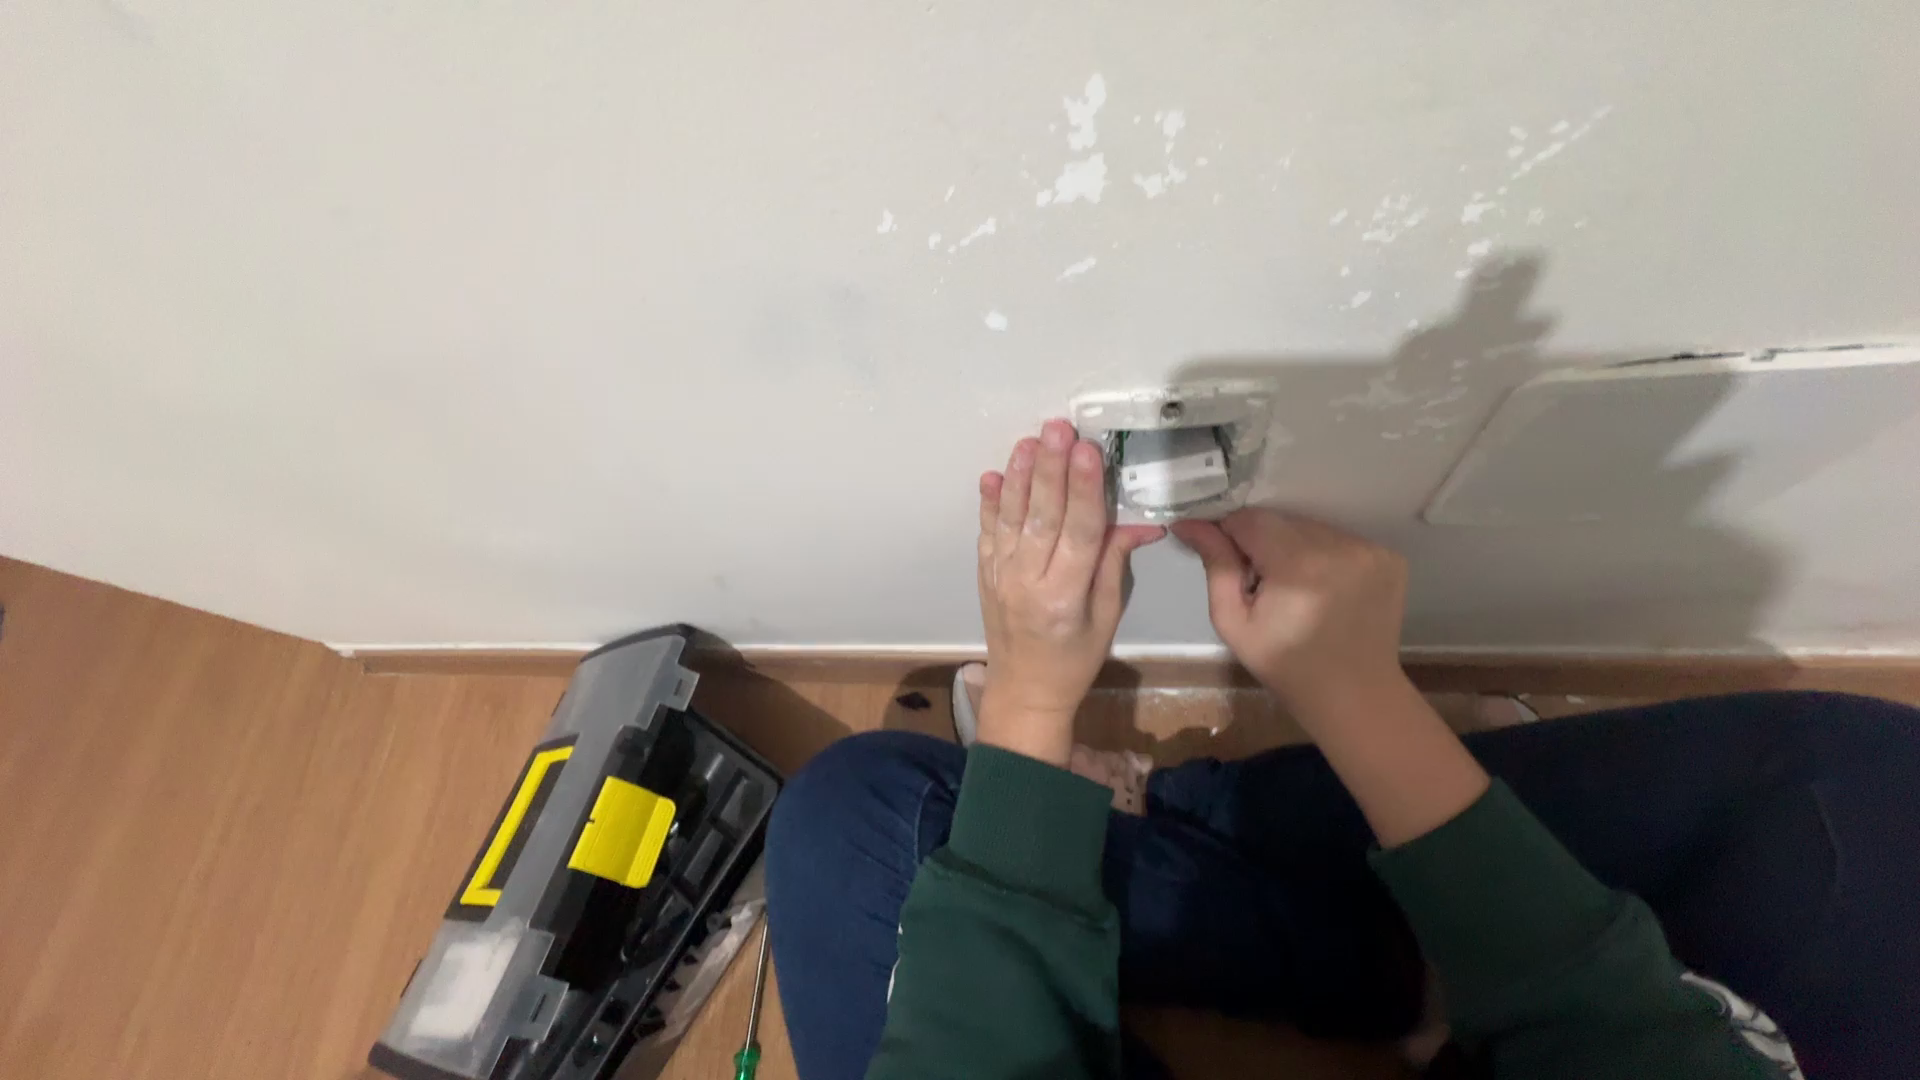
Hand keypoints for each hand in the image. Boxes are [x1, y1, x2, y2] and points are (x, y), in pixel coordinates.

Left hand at [976, 420, 1164, 764]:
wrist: (1024, 690)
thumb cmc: (1074, 659)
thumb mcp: (1106, 618)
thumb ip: (1114, 565)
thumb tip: (1141, 522)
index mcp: (1062, 597)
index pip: (1076, 533)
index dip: (1083, 489)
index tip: (1087, 450)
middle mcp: (1026, 582)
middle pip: (1041, 517)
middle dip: (1051, 469)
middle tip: (1058, 428)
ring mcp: (1000, 576)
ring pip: (1010, 519)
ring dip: (1020, 477)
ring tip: (1029, 441)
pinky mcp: (986, 574)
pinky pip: (987, 534)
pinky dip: (989, 504)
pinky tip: (992, 476)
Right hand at [1172, 510, 1407, 716]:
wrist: (1354, 694)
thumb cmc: (1284, 664)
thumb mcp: (1233, 622)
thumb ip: (1216, 566)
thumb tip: (1190, 524)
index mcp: (1297, 565)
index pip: (1249, 519)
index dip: (1230, 535)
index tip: (1229, 563)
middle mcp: (1338, 547)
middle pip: (1281, 520)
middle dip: (1261, 542)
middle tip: (1260, 582)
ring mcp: (1369, 550)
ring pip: (1309, 527)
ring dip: (1292, 546)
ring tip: (1294, 587)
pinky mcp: (1388, 556)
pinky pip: (1338, 539)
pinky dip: (1322, 554)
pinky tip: (1323, 587)